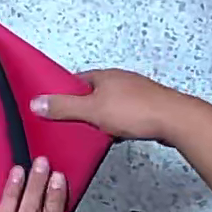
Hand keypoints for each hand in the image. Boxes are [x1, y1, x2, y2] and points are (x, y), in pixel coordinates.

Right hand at [29, 69, 199, 141]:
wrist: (175, 121)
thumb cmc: (136, 111)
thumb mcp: (92, 110)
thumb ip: (64, 107)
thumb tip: (36, 102)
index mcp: (104, 76)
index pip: (74, 81)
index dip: (62, 94)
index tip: (52, 107)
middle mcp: (119, 80)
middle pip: (91, 93)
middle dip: (81, 108)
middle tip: (69, 124)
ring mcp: (134, 93)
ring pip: (108, 105)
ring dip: (100, 118)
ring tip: (91, 133)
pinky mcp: (146, 108)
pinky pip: (123, 115)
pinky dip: (116, 124)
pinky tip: (114, 136)